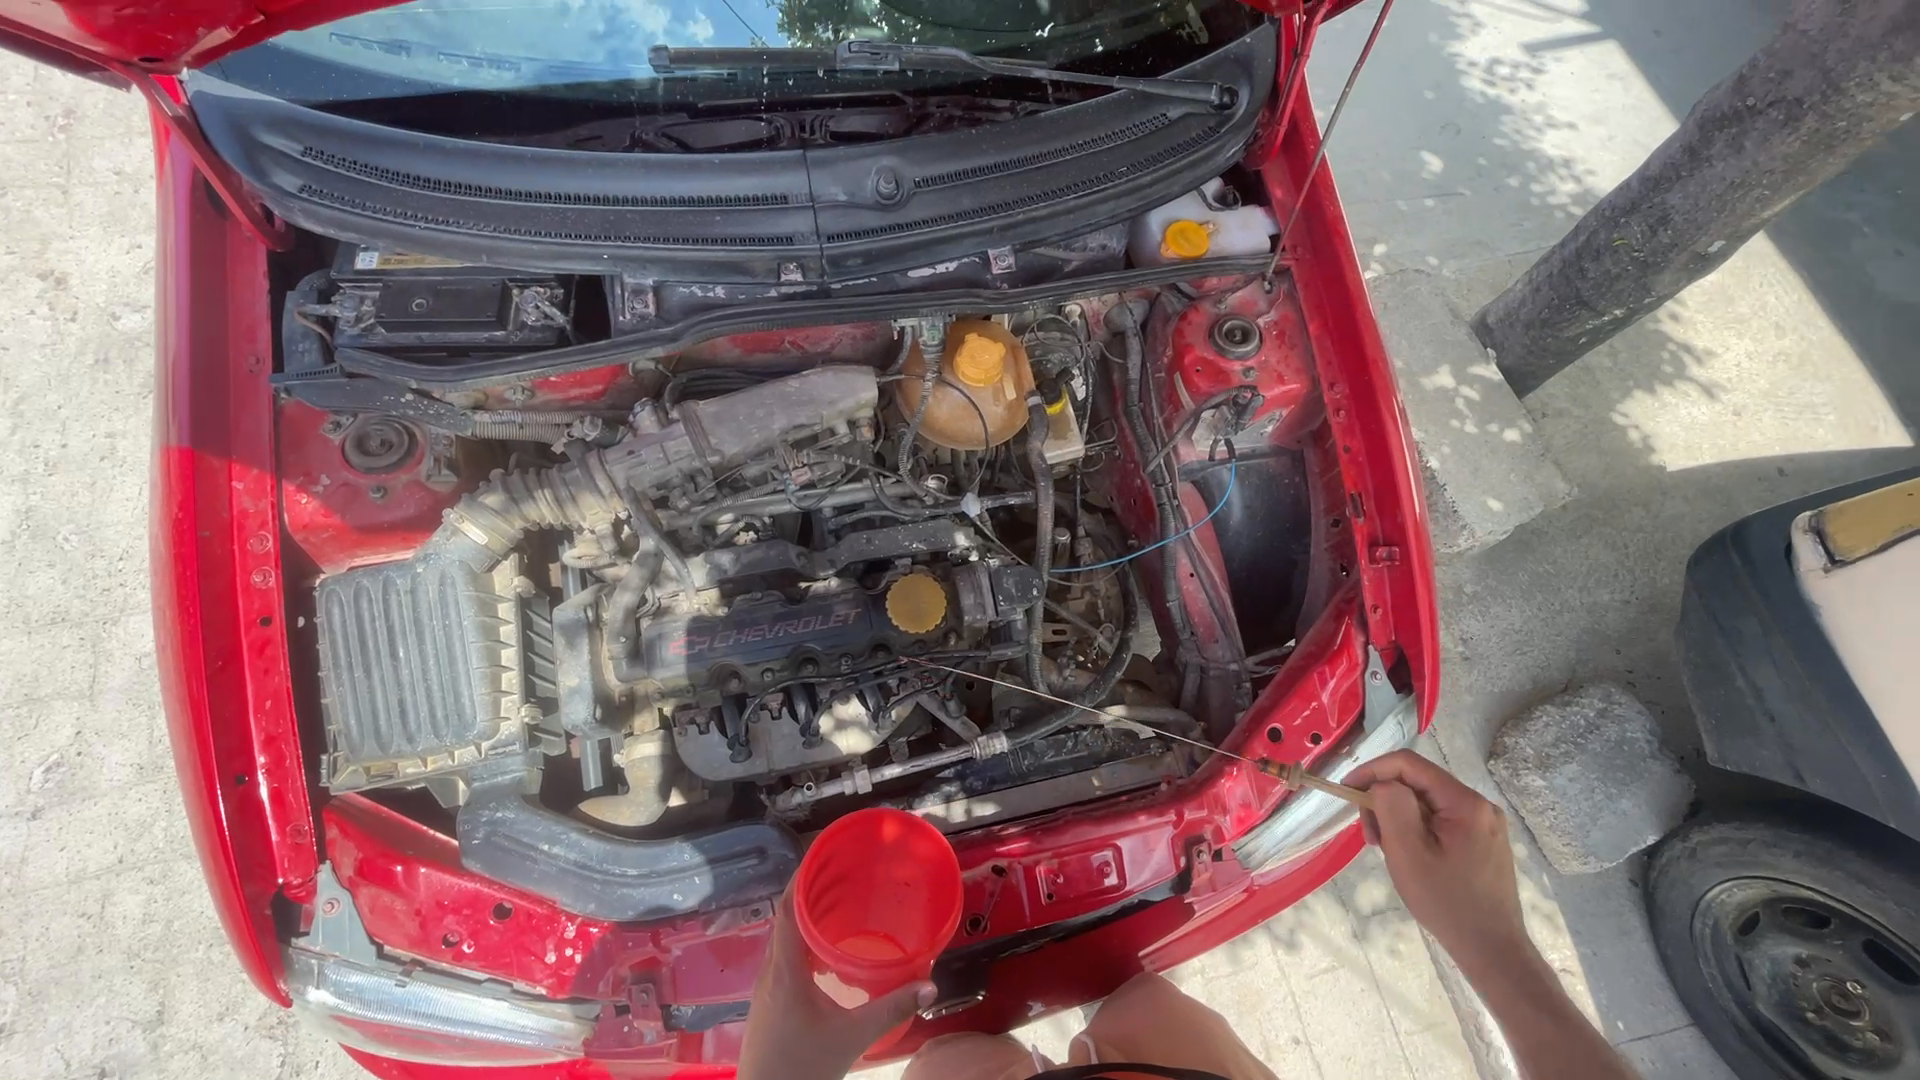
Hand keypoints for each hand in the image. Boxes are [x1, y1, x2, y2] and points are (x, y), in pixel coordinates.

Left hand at [737, 886, 935, 1079]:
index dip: (802, 878)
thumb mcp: (852, 1038)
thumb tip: (930, 983)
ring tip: (839, 903)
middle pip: (785, 918)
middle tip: (843, 872)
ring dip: (806, 916)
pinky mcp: (768, 1003)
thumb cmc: (801, 1069)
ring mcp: (766, 988)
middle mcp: (771, 971)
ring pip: (783, 938)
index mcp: (785, 969)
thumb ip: (891, 1009)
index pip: (788, 909)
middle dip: (810, 891)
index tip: (824, 854)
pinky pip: (784, 957)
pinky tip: (826, 952)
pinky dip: (803, 941)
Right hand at [1345, 750, 1532, 979]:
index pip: (1408, 764)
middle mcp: (1478, 805)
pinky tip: (1408, 854)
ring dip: (1396, 816)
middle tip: (1371, 836)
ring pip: (1423, 800)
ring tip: (1388, 849)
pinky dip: (1413, 828)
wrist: (1492, 951)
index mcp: (1465, 803)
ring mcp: (1482, 823)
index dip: (1372, 770)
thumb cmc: (1446, 902)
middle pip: (1416, 781)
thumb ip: (1392, 806)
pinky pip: (1436, 818)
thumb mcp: (1408, 853)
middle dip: (1384, 799)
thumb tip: (1380, 783)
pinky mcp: (1480, 839)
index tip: (1347, 791)